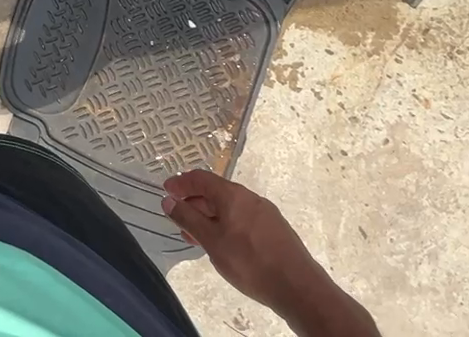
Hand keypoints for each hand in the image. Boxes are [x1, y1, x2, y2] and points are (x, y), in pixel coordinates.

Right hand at [162, 170, 378, 336]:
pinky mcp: (278, 232)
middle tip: (181, 222)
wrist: (302, 291)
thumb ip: (186, 217)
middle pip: (215, 193)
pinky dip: (228, 226)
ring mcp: (267, 215)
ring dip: (211, 218)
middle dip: (194, 204)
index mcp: (232, 194)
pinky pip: (245, 220)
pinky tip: (227, 246)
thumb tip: (168, 201)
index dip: (180, 184)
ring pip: (231, 209)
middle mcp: (250, 198)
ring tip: (201, 239)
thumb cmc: (250, 262)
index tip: (166, 194)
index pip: (199, 178)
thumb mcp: (210, 240)